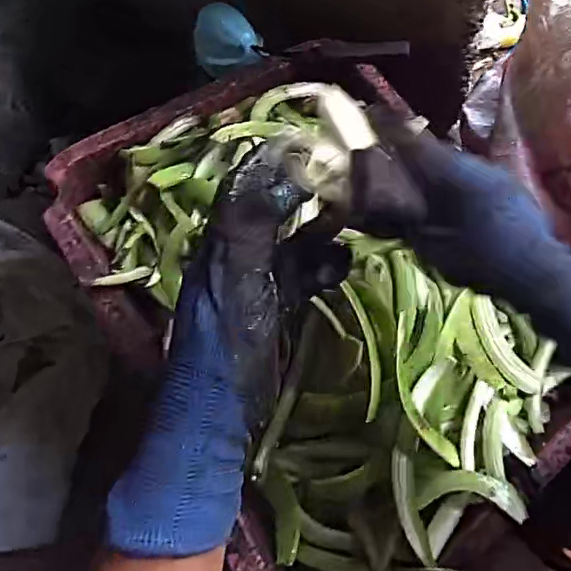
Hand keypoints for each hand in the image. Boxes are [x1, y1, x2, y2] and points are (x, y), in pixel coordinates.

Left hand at [106, 146, 348, 557]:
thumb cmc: (226, 352)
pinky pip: (301, 273)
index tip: (325, 146)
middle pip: (275, 207)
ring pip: (293, 240)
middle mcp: (235, 254)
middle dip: (312, 193)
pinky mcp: (271, 308)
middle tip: (353, 185)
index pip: (249, 182)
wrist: (216, 424)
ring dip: (322, 231)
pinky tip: (343, 269)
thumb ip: (253, 223)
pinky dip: (323, 266)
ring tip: (354, 228)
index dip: (282, 159)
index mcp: (220, 242)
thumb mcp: (238, 281)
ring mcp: (254, 283)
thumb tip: (282, 167)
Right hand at [356, 123, 570, 366]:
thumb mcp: (432, 247)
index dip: (392, 129)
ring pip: (460, 165)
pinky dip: (462, 184)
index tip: (374, 115)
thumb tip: (389, 209)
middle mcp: (477, 165)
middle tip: (398, 161)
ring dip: (442, 171)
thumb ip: (408, 222)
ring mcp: (499, 174)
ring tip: (428, 187)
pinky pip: (479, 177)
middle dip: (417, 155)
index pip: (415, 143)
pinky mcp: (514, 188)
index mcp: (453, 175)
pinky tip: (461, 203)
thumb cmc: (480, 262)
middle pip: (438, 152)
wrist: (538, 271)